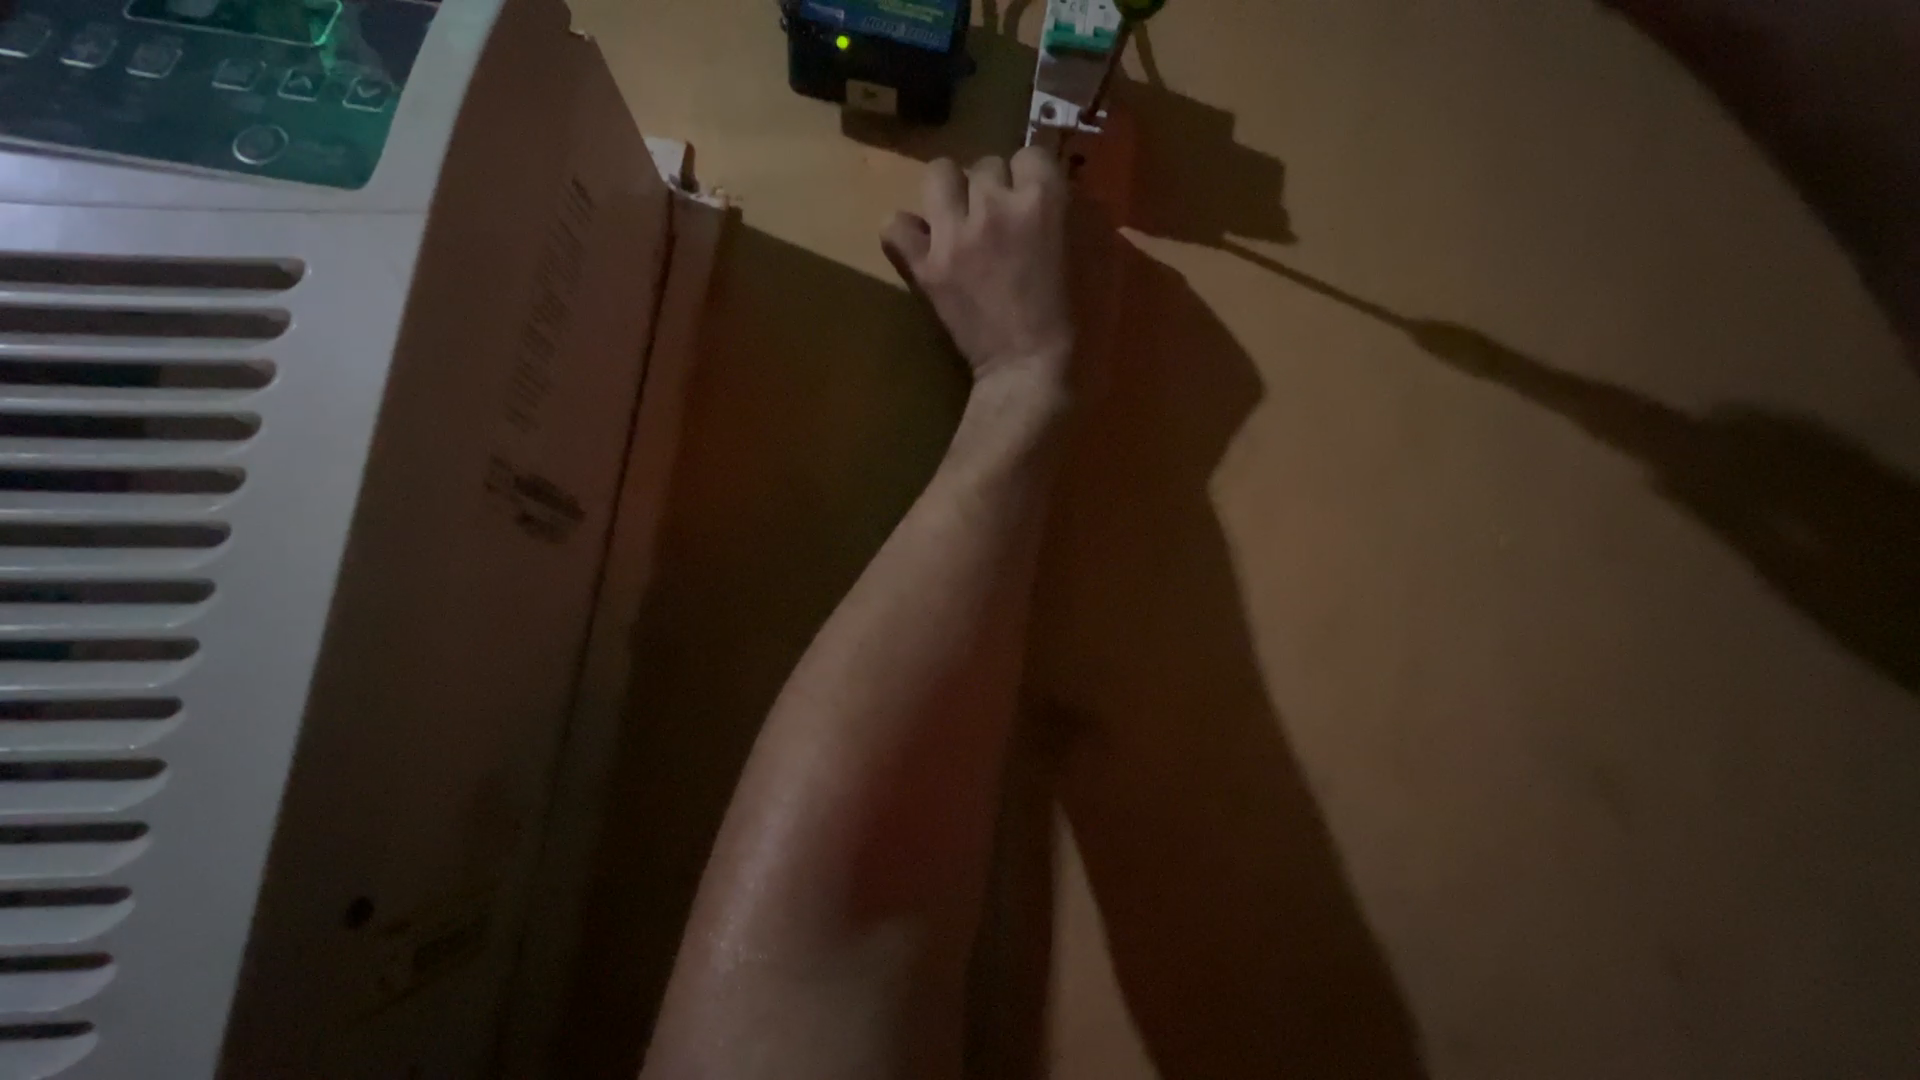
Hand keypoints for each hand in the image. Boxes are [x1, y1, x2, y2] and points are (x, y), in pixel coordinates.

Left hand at [882, 148, 1075, 386]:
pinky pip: (895, 226)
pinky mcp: (924, 269)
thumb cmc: (1077, 324)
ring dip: (951, 194)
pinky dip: (907, 233)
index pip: (1032, 153)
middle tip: (1001, 224)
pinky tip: (925, 247)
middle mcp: (994, 206)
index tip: (1035, 204)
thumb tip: (1059, 194)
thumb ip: (1075, 216)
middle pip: (986, 165)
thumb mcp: (1096, 258)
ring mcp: (953, 237)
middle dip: (994, 189)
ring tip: (961, 222)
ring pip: (939, 175)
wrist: (1031, 374)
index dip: (1033, 178)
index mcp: (1044, 200)